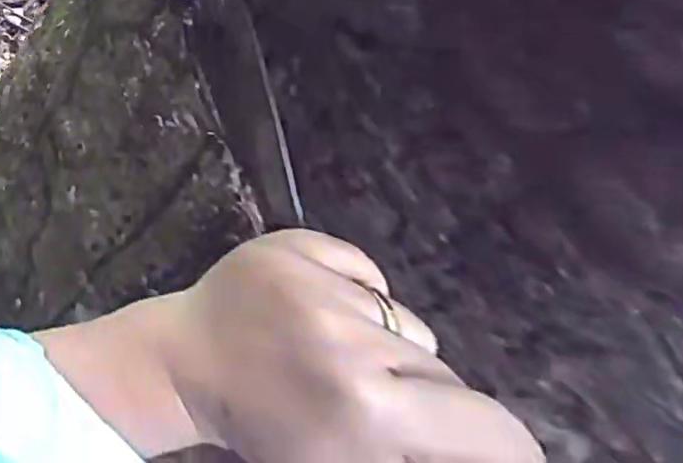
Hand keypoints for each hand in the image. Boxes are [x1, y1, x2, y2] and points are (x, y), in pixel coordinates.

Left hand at [36, 229, 543, 461]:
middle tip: (367, 395)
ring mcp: (308, 278)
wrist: (186, 360)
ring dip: (381, 338)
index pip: (492, 427)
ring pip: (400, 316)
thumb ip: (421, 452)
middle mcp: (343, 334)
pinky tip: (321, 305)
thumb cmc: (266, 426)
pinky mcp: (285, 243)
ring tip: (331, 350)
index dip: (496, 444)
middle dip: (418, 390)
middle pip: (439, 368)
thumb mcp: (352, 462)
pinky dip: (354, 284)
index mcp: (367, 405)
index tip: (480, 444)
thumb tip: (496, 447)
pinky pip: (359, 263)